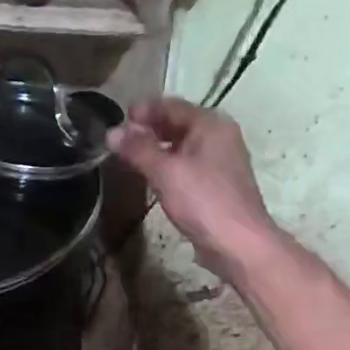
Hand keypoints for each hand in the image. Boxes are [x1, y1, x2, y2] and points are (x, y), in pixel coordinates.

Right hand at [107, 98, 281, 279]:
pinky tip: (153, 177)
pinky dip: (169, 164)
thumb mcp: (165, 172)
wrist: (239, 244)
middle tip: (120, 141)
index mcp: (210, 124)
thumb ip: (138, 149)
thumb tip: (111, 132)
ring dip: (157, 148)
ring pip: (183, 145)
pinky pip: (188, 164)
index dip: (142, 110)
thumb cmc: (203, 202)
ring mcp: (221, 160)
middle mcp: (219, 135)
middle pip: (178, 123)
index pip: (170, 105)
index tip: (116, 121)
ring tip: (130, 157)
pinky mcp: (218, 183)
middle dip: (148, 129)